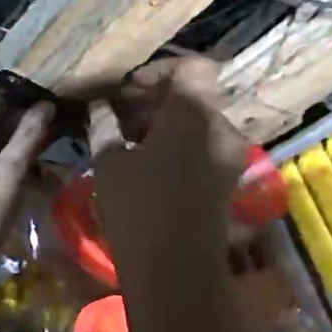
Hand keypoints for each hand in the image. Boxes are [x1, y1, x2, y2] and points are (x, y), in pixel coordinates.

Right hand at [88, 57, 246, 260]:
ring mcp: (229, 153)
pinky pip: (202, 143)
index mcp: (194, 115)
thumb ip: (106, 126)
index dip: (158, 70)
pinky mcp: (226, 176)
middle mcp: (221, 127)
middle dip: (155, 99)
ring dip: (164, 122)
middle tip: (118, 115)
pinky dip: (176, 141)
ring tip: (126, 139)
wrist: (173, 264)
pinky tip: (144, 160)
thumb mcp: (108, 160)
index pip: (191, 67)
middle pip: (194, 94)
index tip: (127, 90)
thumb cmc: (136, 204)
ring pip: (198, 120)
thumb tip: (102, 106)